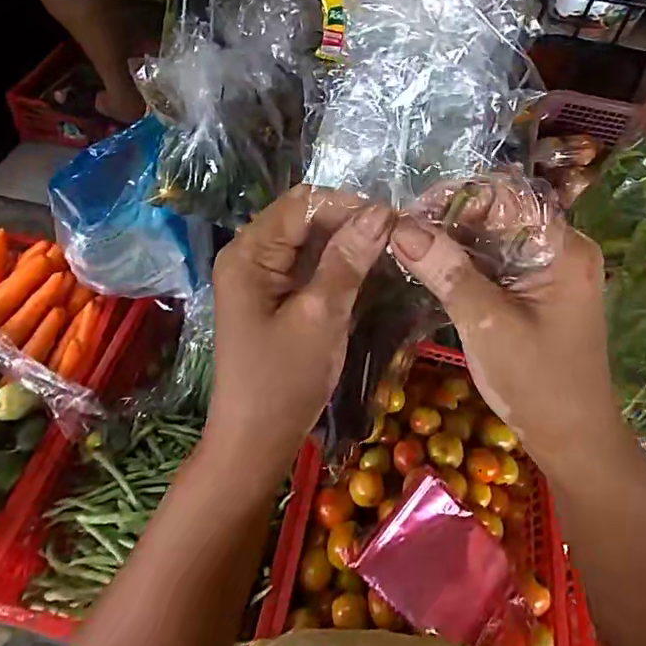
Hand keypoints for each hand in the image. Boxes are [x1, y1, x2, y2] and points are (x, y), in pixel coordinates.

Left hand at [209, 186, 393, 460]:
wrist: (255, 441)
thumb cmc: (283, 381)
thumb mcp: (321, 316)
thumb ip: (347, 260)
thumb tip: (381, 211)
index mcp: (248, 254)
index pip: (302, 204)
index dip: (347, 204)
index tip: (394, 220)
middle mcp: (249, 255)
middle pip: (304, 217)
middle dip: (349, 221)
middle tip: (396, 236)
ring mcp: (261, 276)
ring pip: (309, 240)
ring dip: (346, 242)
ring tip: (389, 249)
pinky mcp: (274, 295)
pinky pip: (308, 265)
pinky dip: (337, 263)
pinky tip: (367, 269)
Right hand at [389, 215, 622, 462]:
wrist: (573, 439)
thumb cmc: (537, 384)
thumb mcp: (487, 323)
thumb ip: (447, 271)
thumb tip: (401, 227)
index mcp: (564, 248)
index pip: (509, 197)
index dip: (459, 196)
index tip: (413, 211)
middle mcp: (562, 249)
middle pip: (501, 214)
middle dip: (451, 219)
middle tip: (403, 232)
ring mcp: (551, 271)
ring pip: (496, 238)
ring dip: (455, 241)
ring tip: (409, 247)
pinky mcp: (538, 291)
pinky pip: (499, 263)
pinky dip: (467, 263)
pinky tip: (433, 268)